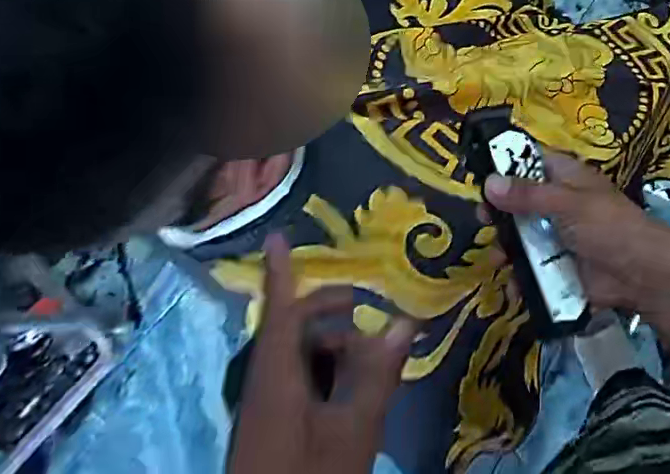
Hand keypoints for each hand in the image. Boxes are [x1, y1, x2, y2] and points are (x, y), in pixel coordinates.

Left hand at [227, 232, 417, 473]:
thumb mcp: (356, 429)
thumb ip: (379, 372)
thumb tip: (407, 320)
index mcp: (276, 383)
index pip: (279, 314)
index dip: (280, 274)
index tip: (277, 238)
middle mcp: (263, 391)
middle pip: (289, 332)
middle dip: (324, 310)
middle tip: (359, 303)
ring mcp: (263, 414)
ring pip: (294, 358)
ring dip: (329, 345)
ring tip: (367, 353)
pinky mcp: (269, 432)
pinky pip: (293, 382)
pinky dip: (322, 370)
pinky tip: (351, 386)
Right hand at [482, 151, 669, 313]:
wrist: (639, 273)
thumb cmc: (608, 225)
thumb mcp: (568, 204)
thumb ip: (528, 195)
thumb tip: (489, 182)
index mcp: (565, 175)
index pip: (530, 160)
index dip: (506, 165)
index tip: (480, 176)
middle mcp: (558, 201)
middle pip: (519, 200)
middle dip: (500, 212)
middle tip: (482, 222)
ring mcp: (557, 234)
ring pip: (521, 236)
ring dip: (507, 248)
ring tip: (497, 261)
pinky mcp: (557, 265)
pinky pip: (530, 267)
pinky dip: (520, 277)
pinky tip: (514, 287)